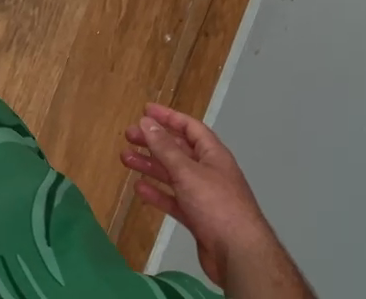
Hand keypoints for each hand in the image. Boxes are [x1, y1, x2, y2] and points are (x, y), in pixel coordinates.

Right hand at [121, 103, 310, 297]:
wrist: (240, 255)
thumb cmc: (216, 204)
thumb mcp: (187, 171)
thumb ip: (165, 147)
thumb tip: (147, 122)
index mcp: (213, 155)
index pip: (190, 128)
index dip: (169, 117)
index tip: (145, 111)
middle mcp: (209, 172)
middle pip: (178, 150)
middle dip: (153, 142)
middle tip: (129, 136)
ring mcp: (204, 196)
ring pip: (173, 175)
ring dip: (150, 166)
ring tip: (125, 159)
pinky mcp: (198, 218)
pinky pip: (174, 199)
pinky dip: (158, 193)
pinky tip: (139, 189)